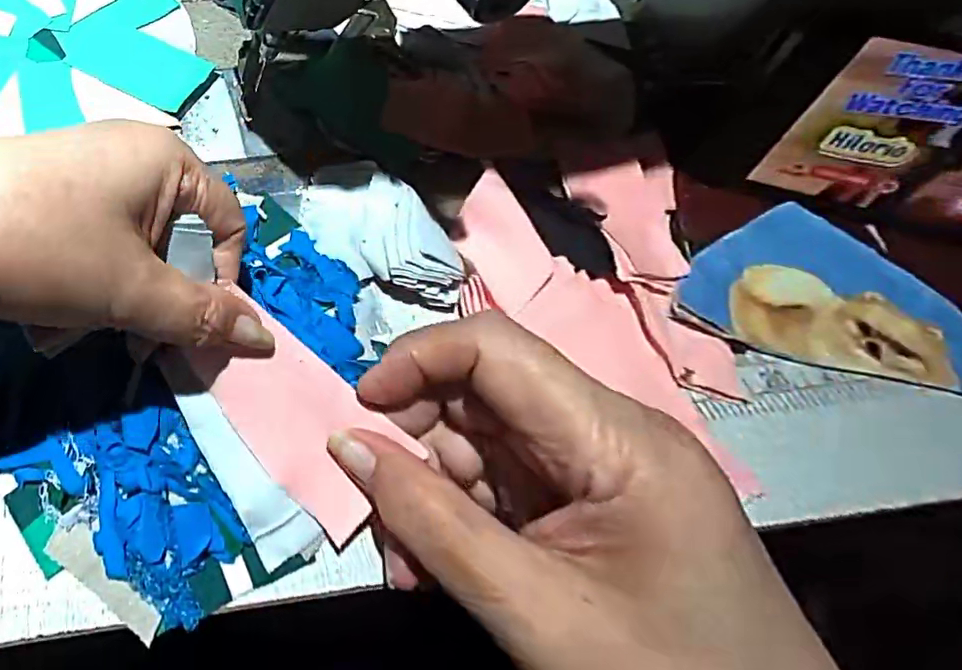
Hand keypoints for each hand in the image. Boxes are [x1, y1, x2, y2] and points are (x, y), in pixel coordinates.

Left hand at [0, 121, 271, 350]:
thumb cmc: (47, 247)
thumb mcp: (131, 290)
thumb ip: (201, 317)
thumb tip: (266, 341)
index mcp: (168, 160)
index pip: (228, 225)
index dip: (218, 282)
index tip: (187, 329)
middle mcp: (133, 152)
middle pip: (176, 240)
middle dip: (152, 299)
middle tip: (127, 341)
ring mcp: (86, 165)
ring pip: (130, 247)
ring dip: (110, 299)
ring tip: (63, 328)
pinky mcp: (47, 185)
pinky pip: (90, 237)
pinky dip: (78, 278)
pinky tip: (38, 310)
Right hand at [327, 313, 833, 669]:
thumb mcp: (539, 613)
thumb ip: (433, 525)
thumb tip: (346, 446)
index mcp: (615, 435)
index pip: (497, 348)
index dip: (419, 359)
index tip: (364, 405)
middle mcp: (606, 432)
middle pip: (483, 392)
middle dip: (418, 438)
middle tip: (379, 501)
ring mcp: (598, 468)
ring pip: (481, 441)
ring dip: (429, 489)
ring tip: (406, 563)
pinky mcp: (588, 505)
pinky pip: (500, 485)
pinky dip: (456, 516)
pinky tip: (434, 567)